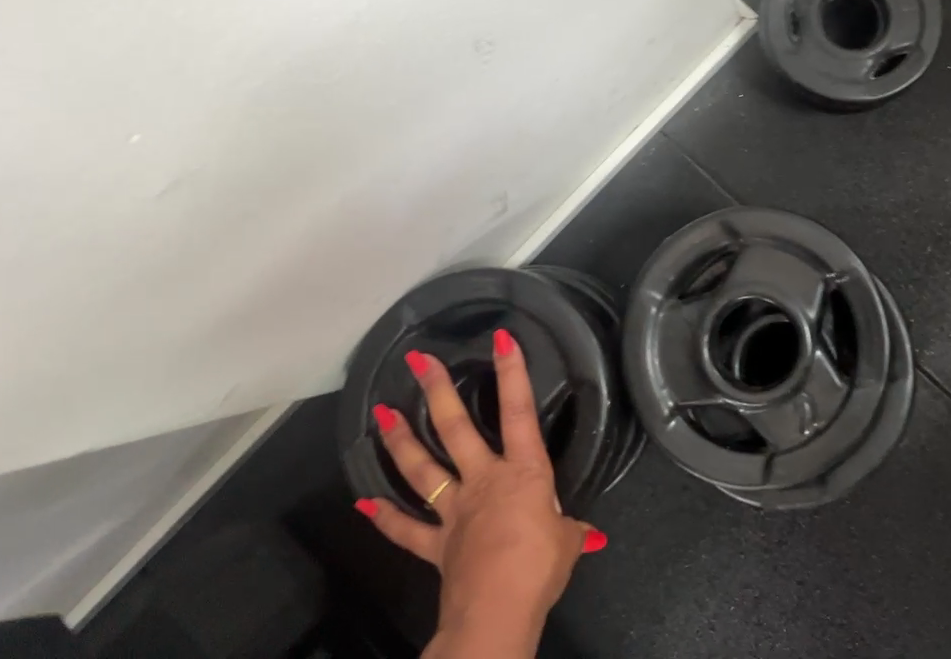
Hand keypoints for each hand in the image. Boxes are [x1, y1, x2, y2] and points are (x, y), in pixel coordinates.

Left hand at [357, 328, 604, 658]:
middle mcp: (484, 481)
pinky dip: (383, 517)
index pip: (520, 412)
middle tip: (419, 362)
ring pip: (423, 469)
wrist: (498, 611)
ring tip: (381, 411)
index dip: (512, 373)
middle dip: (438, 391)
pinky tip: (363, 502)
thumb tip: (587, 535)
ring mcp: (455, 511)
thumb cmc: (540, 567)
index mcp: (524, 473)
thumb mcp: (569, 543)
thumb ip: (572, 531)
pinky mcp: (436, 544)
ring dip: (400, 440)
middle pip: (456, 428)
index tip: (501, 339)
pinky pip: (406, 529)